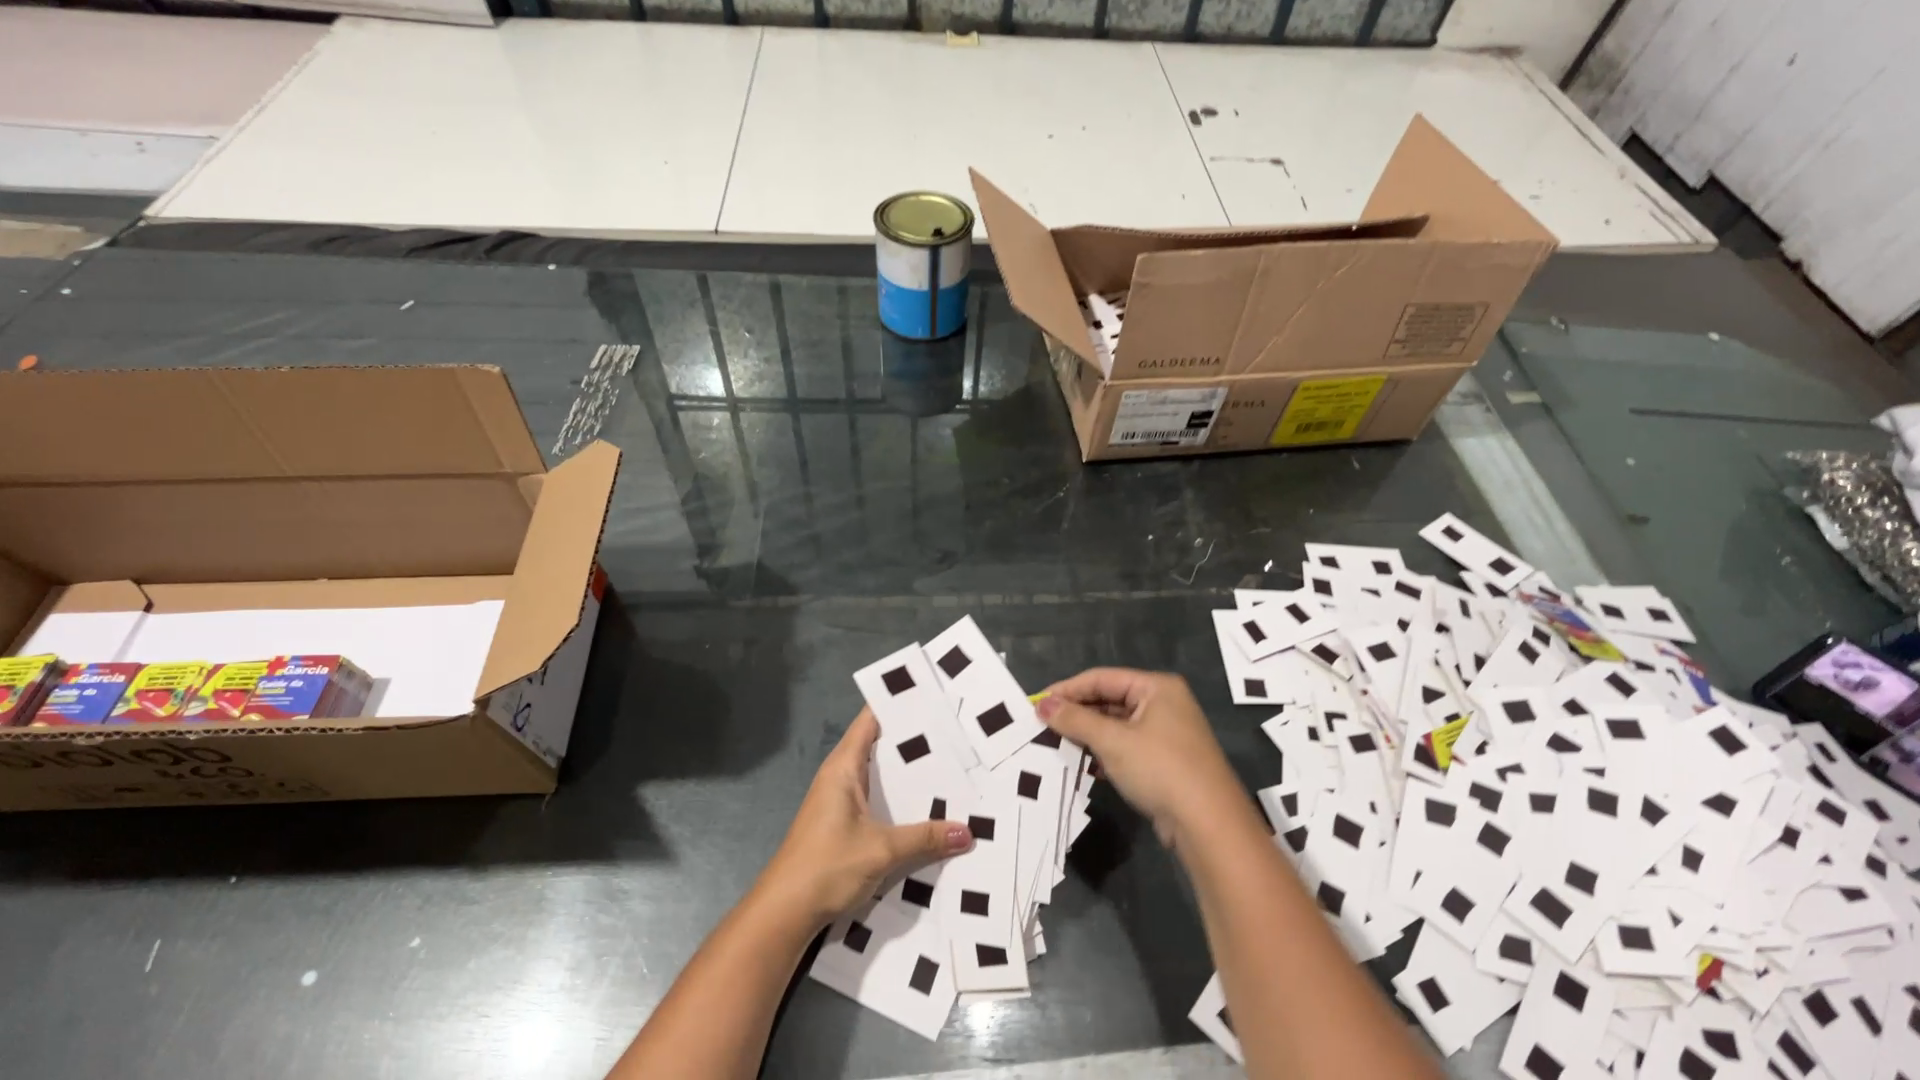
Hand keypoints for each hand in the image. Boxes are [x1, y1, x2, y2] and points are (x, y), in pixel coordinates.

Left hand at [757, 707, 973, 926]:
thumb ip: (924, 838)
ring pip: (879, 778)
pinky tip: (927, 810)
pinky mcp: (842, 826)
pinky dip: (899, 801)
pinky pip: (877, 802)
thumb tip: (967, 832)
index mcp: (842, 768)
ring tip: (951, 768)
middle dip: (913, 742)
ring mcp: (839, 803)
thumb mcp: (882, 850)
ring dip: (907, 776)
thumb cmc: (826, 866)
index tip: (932, 697)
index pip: (870, 721)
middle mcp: (839, 778)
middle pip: (879, 748)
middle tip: (956, 734)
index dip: (897, 706)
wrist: (785, 911)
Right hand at [1037, 668, 1254, 846]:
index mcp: (1157, 688)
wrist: (1208, 824)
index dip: (1067, 690)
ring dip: (1088, 735)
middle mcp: (1164, 704)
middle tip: (1041, 726)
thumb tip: (1041, 703)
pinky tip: (1084, 765)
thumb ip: (1075, 720)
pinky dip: (1104, 753)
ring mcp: (1166, 733)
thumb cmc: (1160, 769)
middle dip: (1077, 713)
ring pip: (1116, 726)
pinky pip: (1126, 747)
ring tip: (1055, 745)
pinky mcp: (1164, 761)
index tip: (1036, 704)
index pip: (1102, 678)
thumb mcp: (1113, 741)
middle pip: (1109, 700)